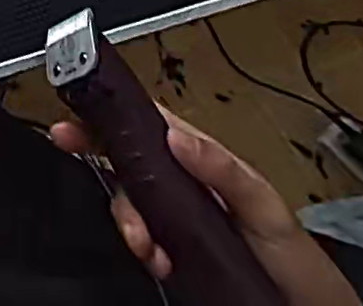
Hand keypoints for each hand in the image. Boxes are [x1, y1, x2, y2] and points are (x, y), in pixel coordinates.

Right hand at [51, 107, 359, 305]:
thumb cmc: (296, 258)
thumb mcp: (265, 203)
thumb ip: (223, 167)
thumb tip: (176, 134)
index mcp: (195, 154)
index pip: (142, 120)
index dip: (106, 108)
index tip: (78, 104)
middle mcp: (176, 177)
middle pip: (120, 153)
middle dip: (89, 145)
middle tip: (66, 140)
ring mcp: (170, 211)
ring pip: (124, 196)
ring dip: (124, 214)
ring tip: (142, 240)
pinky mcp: (170, 245)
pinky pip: (138, 233)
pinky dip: (139, 243)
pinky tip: (155, 258)